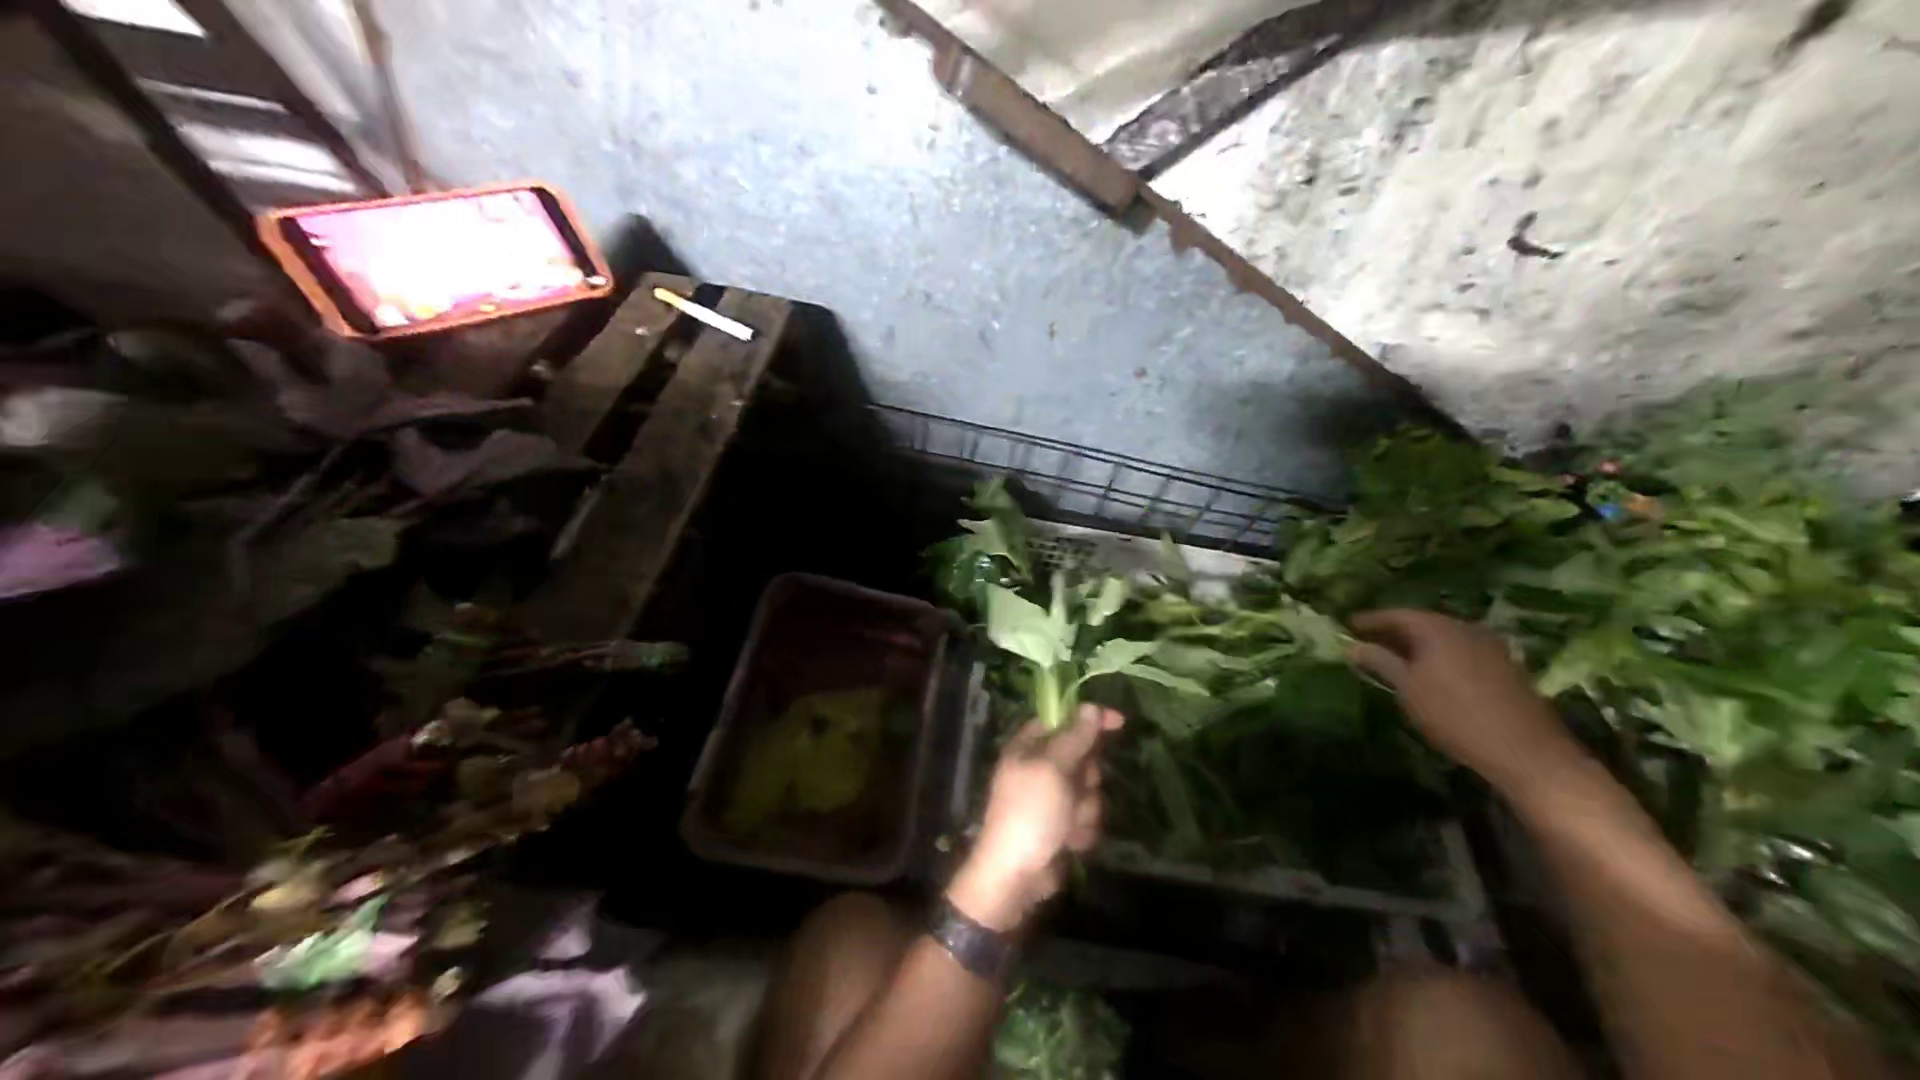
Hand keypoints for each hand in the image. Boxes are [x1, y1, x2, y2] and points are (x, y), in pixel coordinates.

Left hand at [946, 704, 1120, 931]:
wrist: (1017, 876)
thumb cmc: (1029, 813)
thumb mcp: (1052, 769)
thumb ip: (1074, 737)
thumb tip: (1090, 707)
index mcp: (1028, 746)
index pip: (1064, 719)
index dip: (1090, 719)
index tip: (1119, 723)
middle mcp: (1040, 767)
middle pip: (1084, 756)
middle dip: (1087, 777)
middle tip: (1076, 789)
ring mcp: (1052, 797)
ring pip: (1090, 789)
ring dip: (1086, 808)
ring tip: (1068, 824)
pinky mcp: (1062, 823)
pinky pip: (1087, 815)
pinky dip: (1082, 829)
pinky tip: (1070, 842)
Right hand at [1348, 609, 1585, 795]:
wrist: (1525, 751)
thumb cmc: (1454, 715)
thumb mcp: (1407, 689)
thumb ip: (1379, 662)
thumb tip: (1352, 646)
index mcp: (1438, 628)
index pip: (1396, 615)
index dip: (1370, 621)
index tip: (1347, 626)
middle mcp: (1466, 628)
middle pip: (1422, 623)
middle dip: (1393, 631)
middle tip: (1367, 641)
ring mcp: (1490, 646)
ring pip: (1443, 637)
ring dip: (1417, 645)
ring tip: (1395, 657)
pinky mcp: (1505, 666)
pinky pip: (1461, 651)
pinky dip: (1439, 655)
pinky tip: (1429, 671)